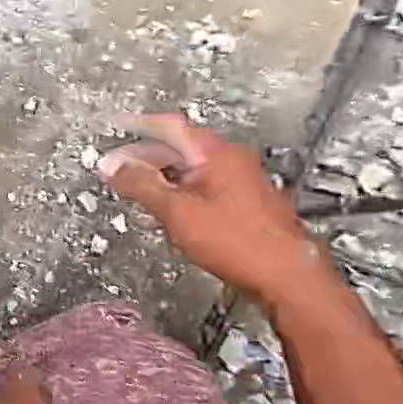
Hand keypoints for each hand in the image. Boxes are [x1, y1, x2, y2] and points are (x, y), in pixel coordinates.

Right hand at [98, 115, 328, 303]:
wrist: (287, 279)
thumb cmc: (240, 243)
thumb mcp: (177, 211)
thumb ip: (141, 185)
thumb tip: (115, 168)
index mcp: (217, 155)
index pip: (171, 128)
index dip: (141, 125)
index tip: (120, 124)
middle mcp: (232, 163)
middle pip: (178, 149)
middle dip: (143, 158)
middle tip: (115, 168)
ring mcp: (240, 184)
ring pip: (189, 171)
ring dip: (158, 178)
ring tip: (132, 191)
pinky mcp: (242, 205)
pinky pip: (201, 189)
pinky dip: (176, 194)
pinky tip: (163, 211)